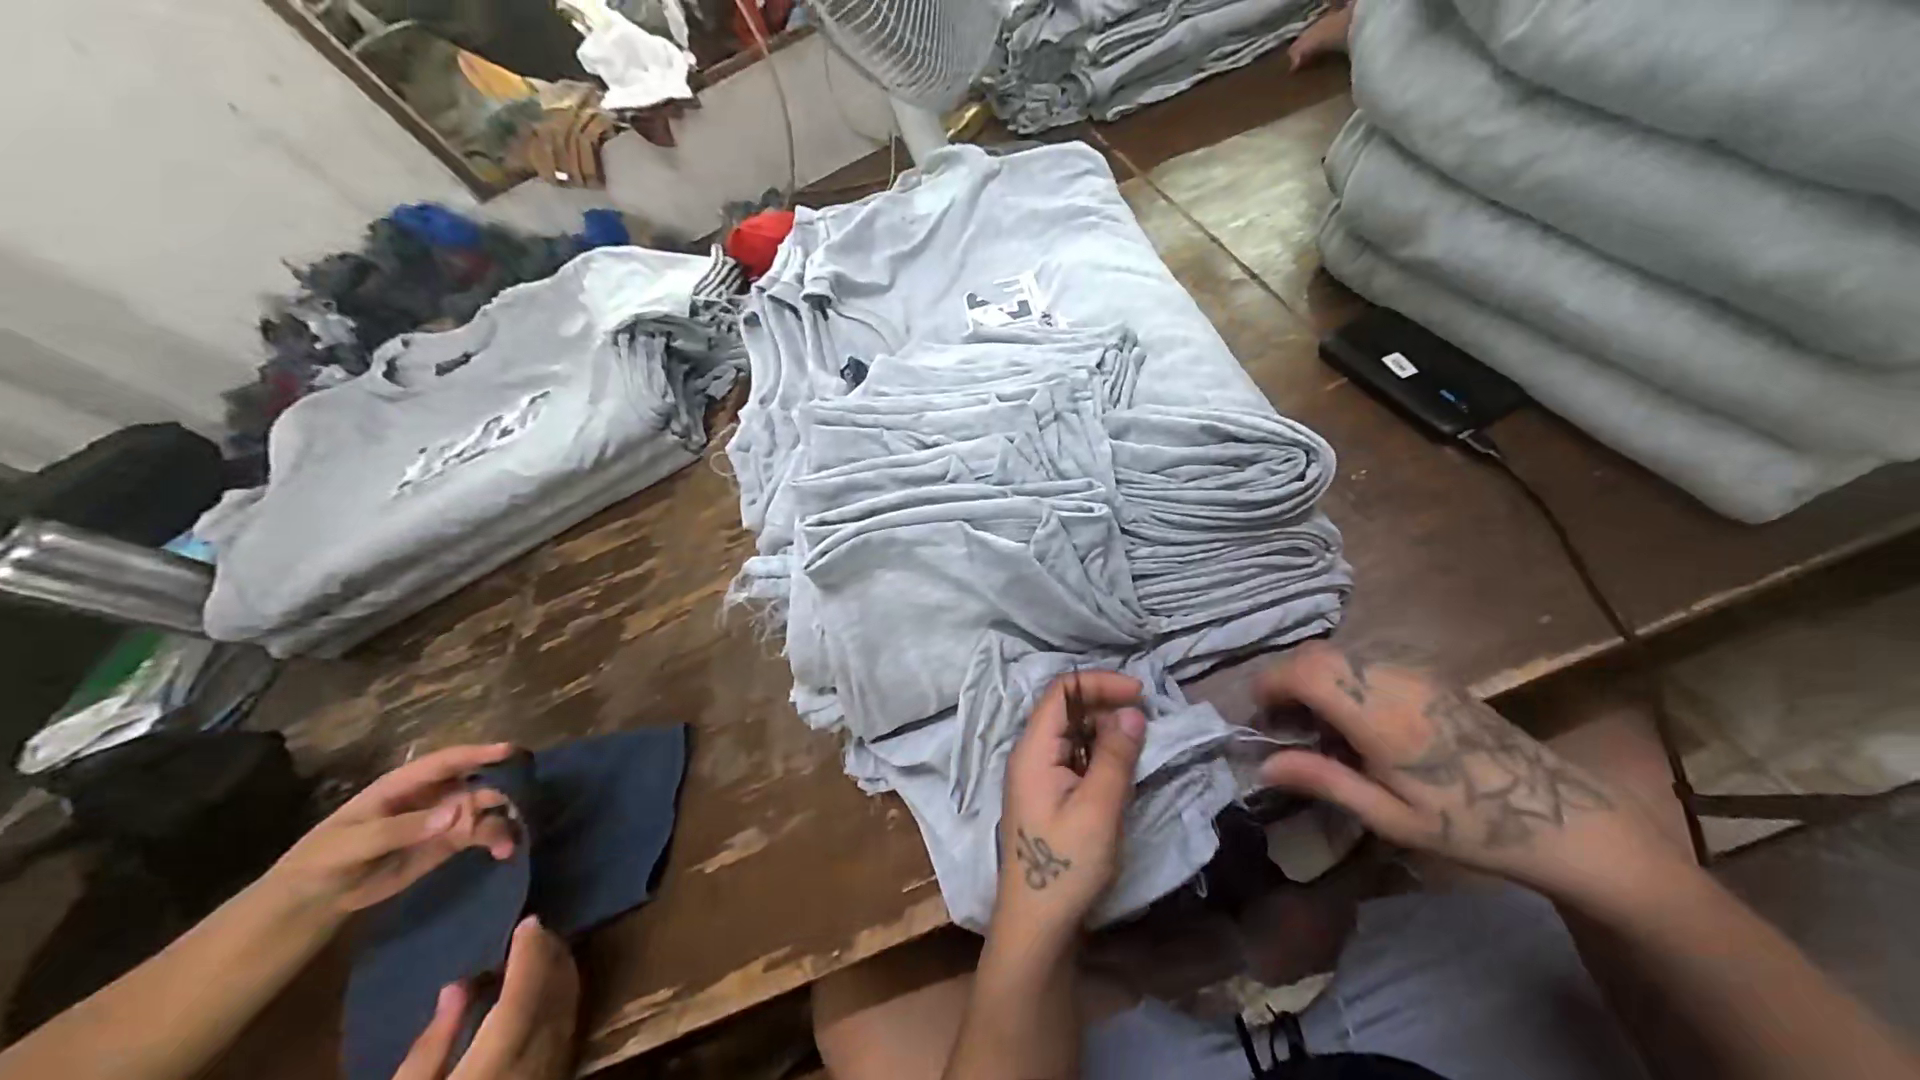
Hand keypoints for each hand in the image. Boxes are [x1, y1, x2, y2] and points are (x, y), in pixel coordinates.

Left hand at [266, 743, 520, 917]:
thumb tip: (456, 814)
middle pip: (476, 783)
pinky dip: (499, 839)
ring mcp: (445, 817)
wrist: (316, 897)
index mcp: (407, 783)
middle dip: (500, 791)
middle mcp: (434, 794)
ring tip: (508, 843)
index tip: (510, 751)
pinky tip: (504, 851)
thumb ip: (403, 827)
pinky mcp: (452, 840)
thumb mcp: (355, 843)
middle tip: (517, 808)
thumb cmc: (327, 858)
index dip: (479, 753)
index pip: (448, 761)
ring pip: (486, 809)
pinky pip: (484, 832)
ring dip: (503, 820)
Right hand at [393, 916, 579, 1079]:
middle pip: (555, 1001)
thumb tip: (458, 987)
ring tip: (546, 950)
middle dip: (552, 958)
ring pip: (568, 1016)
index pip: (525, 997)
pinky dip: (563, 1003)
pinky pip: (566, 1036)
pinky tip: (550, 992)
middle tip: (538, 929)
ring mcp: (550, 1078)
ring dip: (562, 977)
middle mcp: (533, 1070)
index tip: (528, 922)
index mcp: (493, 1070)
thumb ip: (430, 1049)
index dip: (531, 954)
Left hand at [994, 671, 1148, 941]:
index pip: (1061, 692)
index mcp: (1032, 750)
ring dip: (1104, 730)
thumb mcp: (1098, 808)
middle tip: (1145, 720)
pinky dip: (1098, 754)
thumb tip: (1132, 711)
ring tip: (1139, 744)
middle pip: (1065, 709)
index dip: (1100, 683)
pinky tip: (1121, 768)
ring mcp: (1037, 776)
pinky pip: (1072, 758)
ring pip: (1071, 734)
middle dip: (1105, 705)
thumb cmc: (1067, 864)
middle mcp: (1029, 755)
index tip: (1140, 694)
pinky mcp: (1047, 796)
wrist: (1038, 925)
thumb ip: (1115, 756)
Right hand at [1255, 644, 1690, 908]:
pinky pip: (1364, 662)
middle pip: (1316, 654)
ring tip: (1316, 727)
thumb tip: (1262, 765)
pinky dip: (1340, 680)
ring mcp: (1415, 673)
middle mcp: (1394, 681)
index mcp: (1381, 718)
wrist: (1563, 818)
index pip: (1305, 672)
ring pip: (1339, 654)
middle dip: (1285, 680)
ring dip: (1312, 679)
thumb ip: (1323, 781)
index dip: (1269, 684)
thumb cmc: (1471, 827)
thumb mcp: (1391, 818)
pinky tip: (1354, 721)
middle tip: (1283, 724)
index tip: (1259, 716)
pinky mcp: (1429, 675)